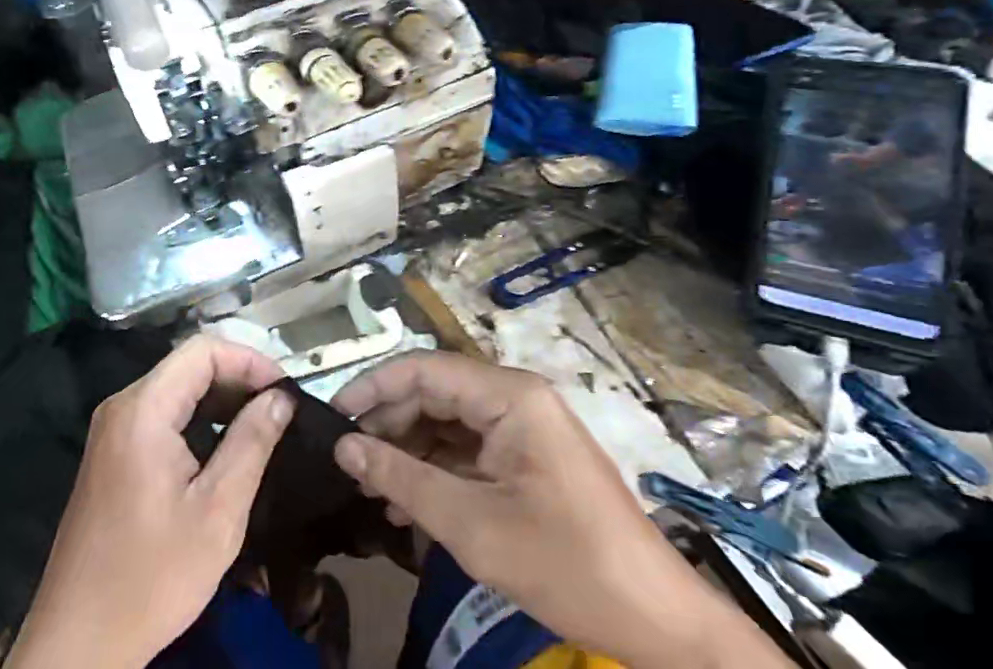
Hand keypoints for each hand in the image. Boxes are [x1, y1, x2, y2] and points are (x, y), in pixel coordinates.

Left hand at [9, 336, 294, 668]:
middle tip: (283, 410)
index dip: (250, 360)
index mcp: (142, 409)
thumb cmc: (153, 576)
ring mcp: (113, 427)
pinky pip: (161, 413)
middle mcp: (122, 405)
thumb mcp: (217, 512)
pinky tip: (227, 444)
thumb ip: (251, 444)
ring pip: (175, 388)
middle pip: (187, 365)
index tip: (288, 390)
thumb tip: (281, 399)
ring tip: (265, 425)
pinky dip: (198, 418)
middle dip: (239, 378)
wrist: (81, 634)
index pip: (202, 351)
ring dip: (221, 398)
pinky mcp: (113, 450)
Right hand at [332, 352, 792, 668]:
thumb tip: (342, 446)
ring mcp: (524, 429)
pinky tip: (405, 503)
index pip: (423, 369)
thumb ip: (400, 476)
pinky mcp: (528, 458)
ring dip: (407, 452)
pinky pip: (467, 449)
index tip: (334, 417)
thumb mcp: (469, 522)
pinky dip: (434, 471)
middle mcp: (516, 399)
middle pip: (433, 394)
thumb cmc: (564, 563)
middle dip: (388, 426)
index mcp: (510, 396)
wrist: (658, 624)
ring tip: (371, 489)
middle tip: (351, 463)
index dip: (372, 387)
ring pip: (446, 423)